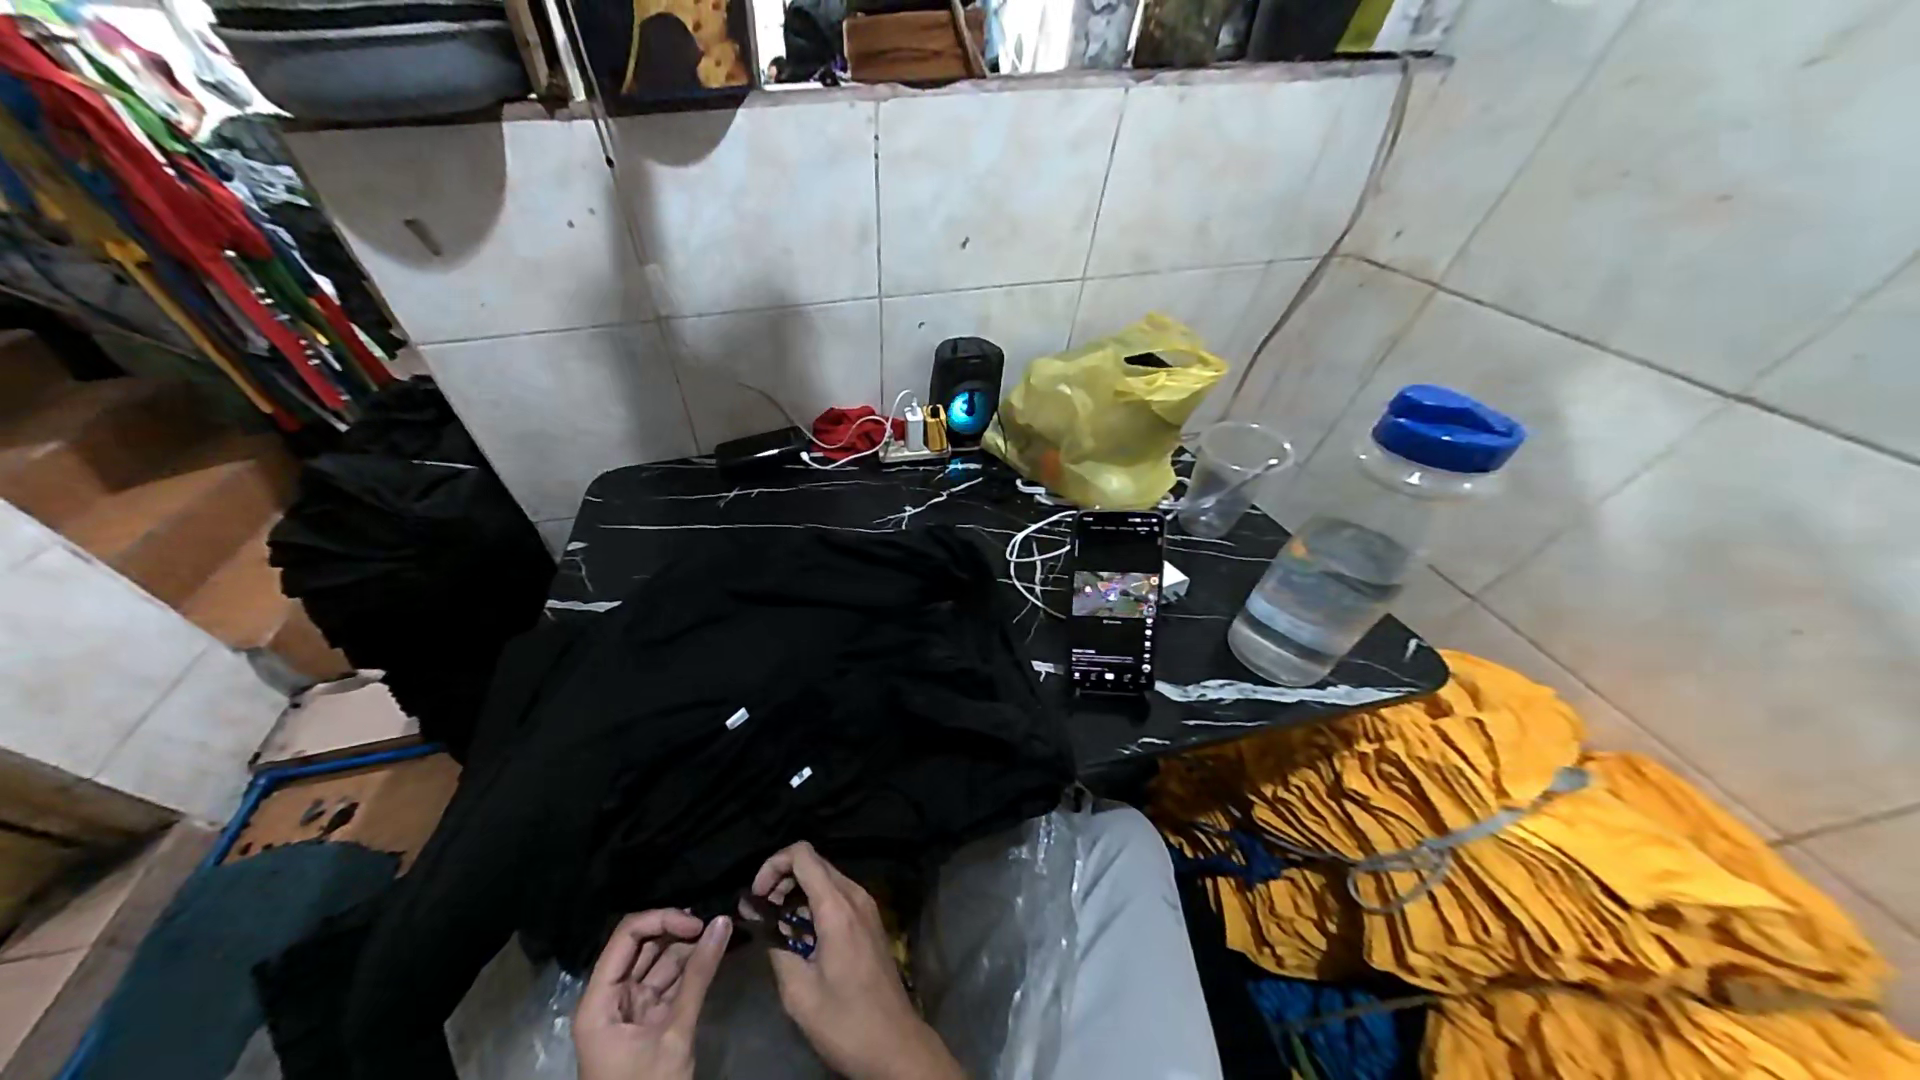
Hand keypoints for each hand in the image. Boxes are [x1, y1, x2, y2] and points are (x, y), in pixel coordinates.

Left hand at [574, 909, 731, 1079]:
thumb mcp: (675, 1033)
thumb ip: (699, 976)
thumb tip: (722, 921)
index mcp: (600, 1001)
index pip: (627, 937)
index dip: (661, 920)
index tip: (696, 924)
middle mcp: (611, 998)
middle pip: (643, 946)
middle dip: (678, 932)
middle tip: (714, 925)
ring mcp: (631, 1009)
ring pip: (660, 962)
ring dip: (689, 949)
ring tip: (719, 935)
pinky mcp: (650, 1020)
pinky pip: (670, 982)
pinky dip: (691, 969)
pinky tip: (714, 954)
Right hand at [745, 843, 965, 1079]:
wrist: (895, 1044)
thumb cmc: (844, 1021)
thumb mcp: (799, 990)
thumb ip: (776, 945)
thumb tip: (757, 916)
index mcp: (837, 906)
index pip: (803, 854)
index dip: (773, 865)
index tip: (756, 897)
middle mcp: (855, 895)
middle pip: (814, 862)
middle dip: (782, 878)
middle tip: (761, 912)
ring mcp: (866, 906)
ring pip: (826, 878)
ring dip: (797, 892)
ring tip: (776, 926)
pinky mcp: (870, 920)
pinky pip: (837, 895)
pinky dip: (814, 903)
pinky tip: (800, 935)